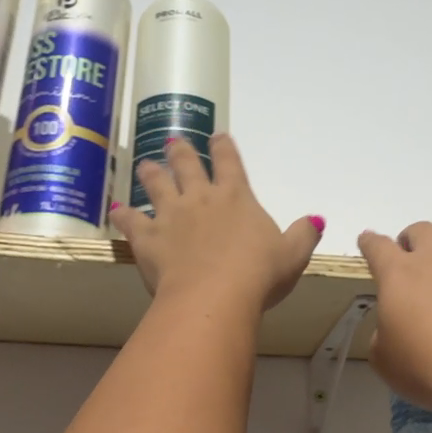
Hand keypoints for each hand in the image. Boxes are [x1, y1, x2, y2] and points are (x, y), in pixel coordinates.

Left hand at [112, 135, 322, 311]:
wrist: (216, 296)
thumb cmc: (258, 274)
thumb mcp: (292, 255)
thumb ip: (304, 234)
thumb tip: (316, 219)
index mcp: (235, 197)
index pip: (229, 162)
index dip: (222, 146)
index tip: (216, 136)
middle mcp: (200, 198)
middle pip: (187, 165)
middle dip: (181, 150)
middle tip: (173, 141)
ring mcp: (170, 216)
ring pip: (157, 185)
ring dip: (151, 173)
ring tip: (146, 165)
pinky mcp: (148, 239)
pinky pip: (131, 221)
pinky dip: (123, 214)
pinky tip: (115, 209)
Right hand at [357, 222, 431, 419]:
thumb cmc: (426, 368)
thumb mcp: (384, 358)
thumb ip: (384, 330)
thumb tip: (397, 323)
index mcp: (399, 274)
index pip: (378, 246)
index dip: (370, 243)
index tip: (367, 243)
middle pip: (421, 231)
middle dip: (411, 242)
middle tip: (409, 264)